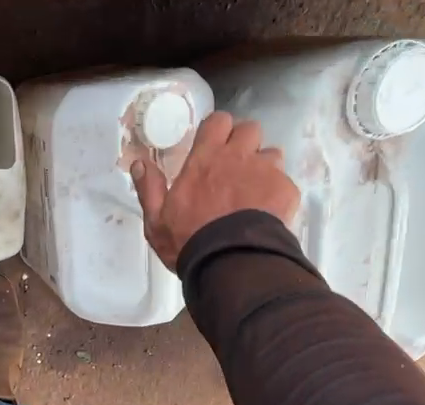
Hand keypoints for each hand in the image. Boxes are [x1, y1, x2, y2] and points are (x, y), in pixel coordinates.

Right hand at [132, 112, 301, 270]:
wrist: (230, 262)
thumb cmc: (189, 241)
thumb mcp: (156, 221)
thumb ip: (149, 188)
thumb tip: (138, 163)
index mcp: (206, 158)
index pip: (218, 121)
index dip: (217, 131)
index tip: (213, 148)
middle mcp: (239, 156)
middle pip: (249, 130)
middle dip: (243, 144)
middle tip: (233, 170)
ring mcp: (266, 171)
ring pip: (271, 154)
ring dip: (262, 168)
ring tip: (252, 194)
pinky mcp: (285, 190)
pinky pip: (284, 183)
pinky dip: (275, 194)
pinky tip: (266, 214)